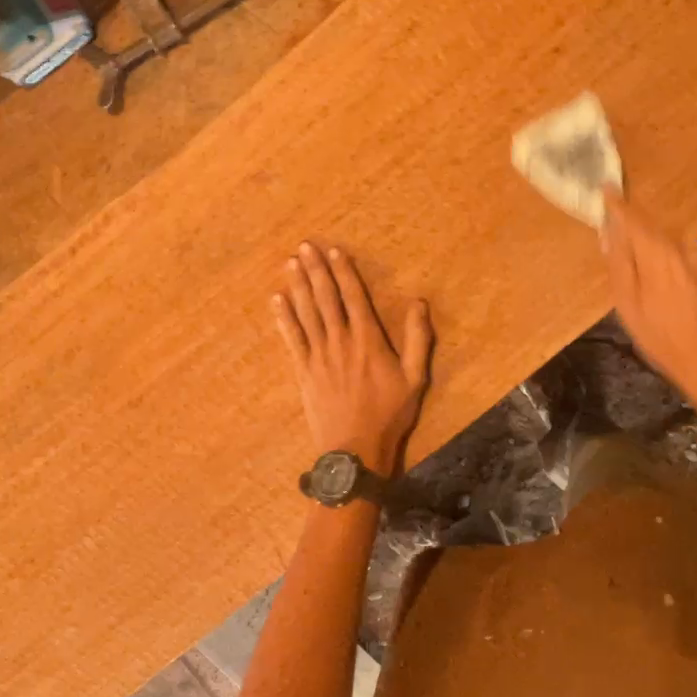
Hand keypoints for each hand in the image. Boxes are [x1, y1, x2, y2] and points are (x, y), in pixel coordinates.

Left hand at [272, 242, 433, 475]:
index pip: (353, 297)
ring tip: (290, 263)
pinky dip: (284, 317)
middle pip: (325, 298)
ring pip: (306, 313)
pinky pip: (291, 338)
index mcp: (368, 340)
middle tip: (304, 246)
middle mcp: (340, 340)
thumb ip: (418, 339)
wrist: (354, 450)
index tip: (333, 251)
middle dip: (315, 270)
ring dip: (298, 285)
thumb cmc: (389, 414)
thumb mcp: (415, 378)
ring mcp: (318, 355)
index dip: (343, 272)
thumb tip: (419, 303)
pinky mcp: (303, 371)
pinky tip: (277, 300)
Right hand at [601, 187, 696, 425]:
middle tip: (651, 287)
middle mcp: (690, 248)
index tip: (608, 191)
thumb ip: (619, 266)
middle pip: (663, 240)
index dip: (618, 206)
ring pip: (690, 256)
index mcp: (659, 254)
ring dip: (682, 270)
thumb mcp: (630, 310)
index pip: (633, 219)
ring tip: (683, 305)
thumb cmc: (669, 344)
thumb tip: (609, 234)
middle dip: (653, 255)